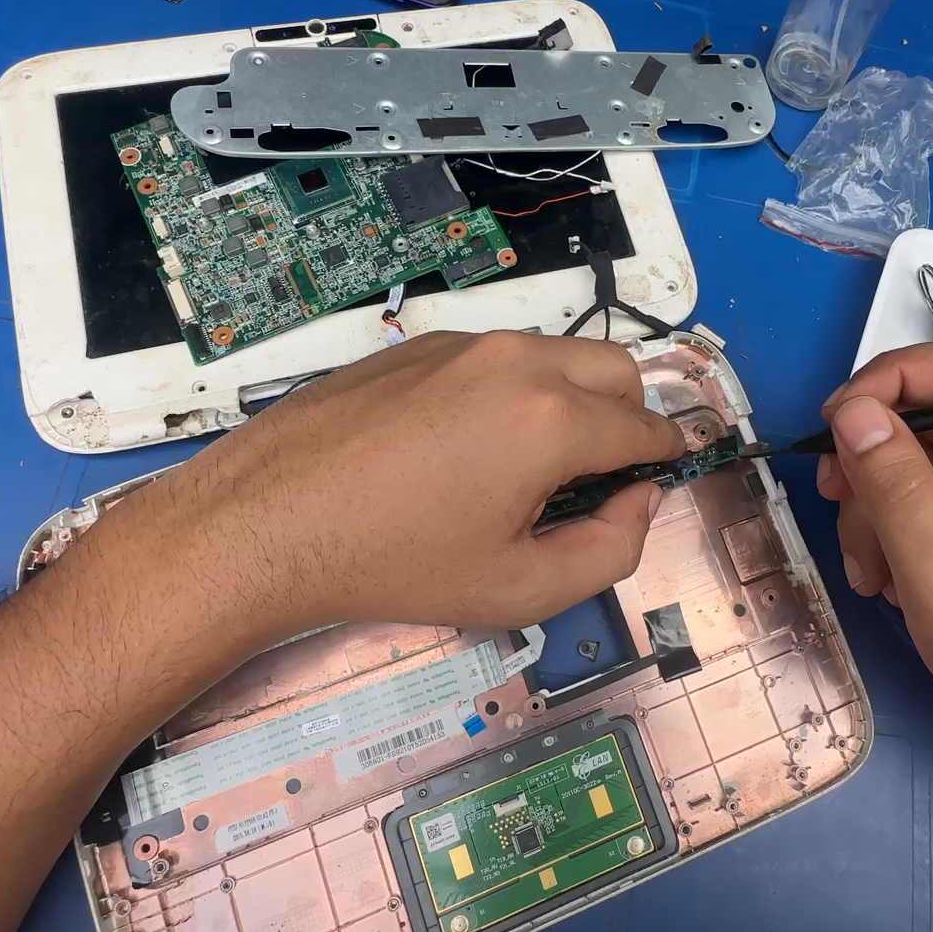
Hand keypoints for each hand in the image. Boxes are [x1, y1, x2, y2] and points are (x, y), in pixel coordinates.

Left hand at [76, 331, 683, 651]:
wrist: (266, 523)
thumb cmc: (398, 566)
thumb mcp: (520, 588)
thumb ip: (611, 550)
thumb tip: (640, 499)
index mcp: (552, 420)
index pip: (646, 426)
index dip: (666, 455)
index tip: (662, 474)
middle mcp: (517, 362)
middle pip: (618, 370)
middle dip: (630, 418)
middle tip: (600, 476)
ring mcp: (464, 343)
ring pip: (560, 355)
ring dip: (576, 399)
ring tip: (533, 462)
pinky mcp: (421, 344)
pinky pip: (501, 355)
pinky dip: (520, 388)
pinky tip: (471, 441)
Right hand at [815, 340, 932, 784]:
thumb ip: (898, 492)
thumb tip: (852, 413)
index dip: (899, 377)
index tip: (837, 419)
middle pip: (928, 412)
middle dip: (871, 457)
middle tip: (831, 496)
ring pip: (906, 457)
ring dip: (869, 507)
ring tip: (869, 570)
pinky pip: (909, 496)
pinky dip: (880, 530)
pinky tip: (880, 578)